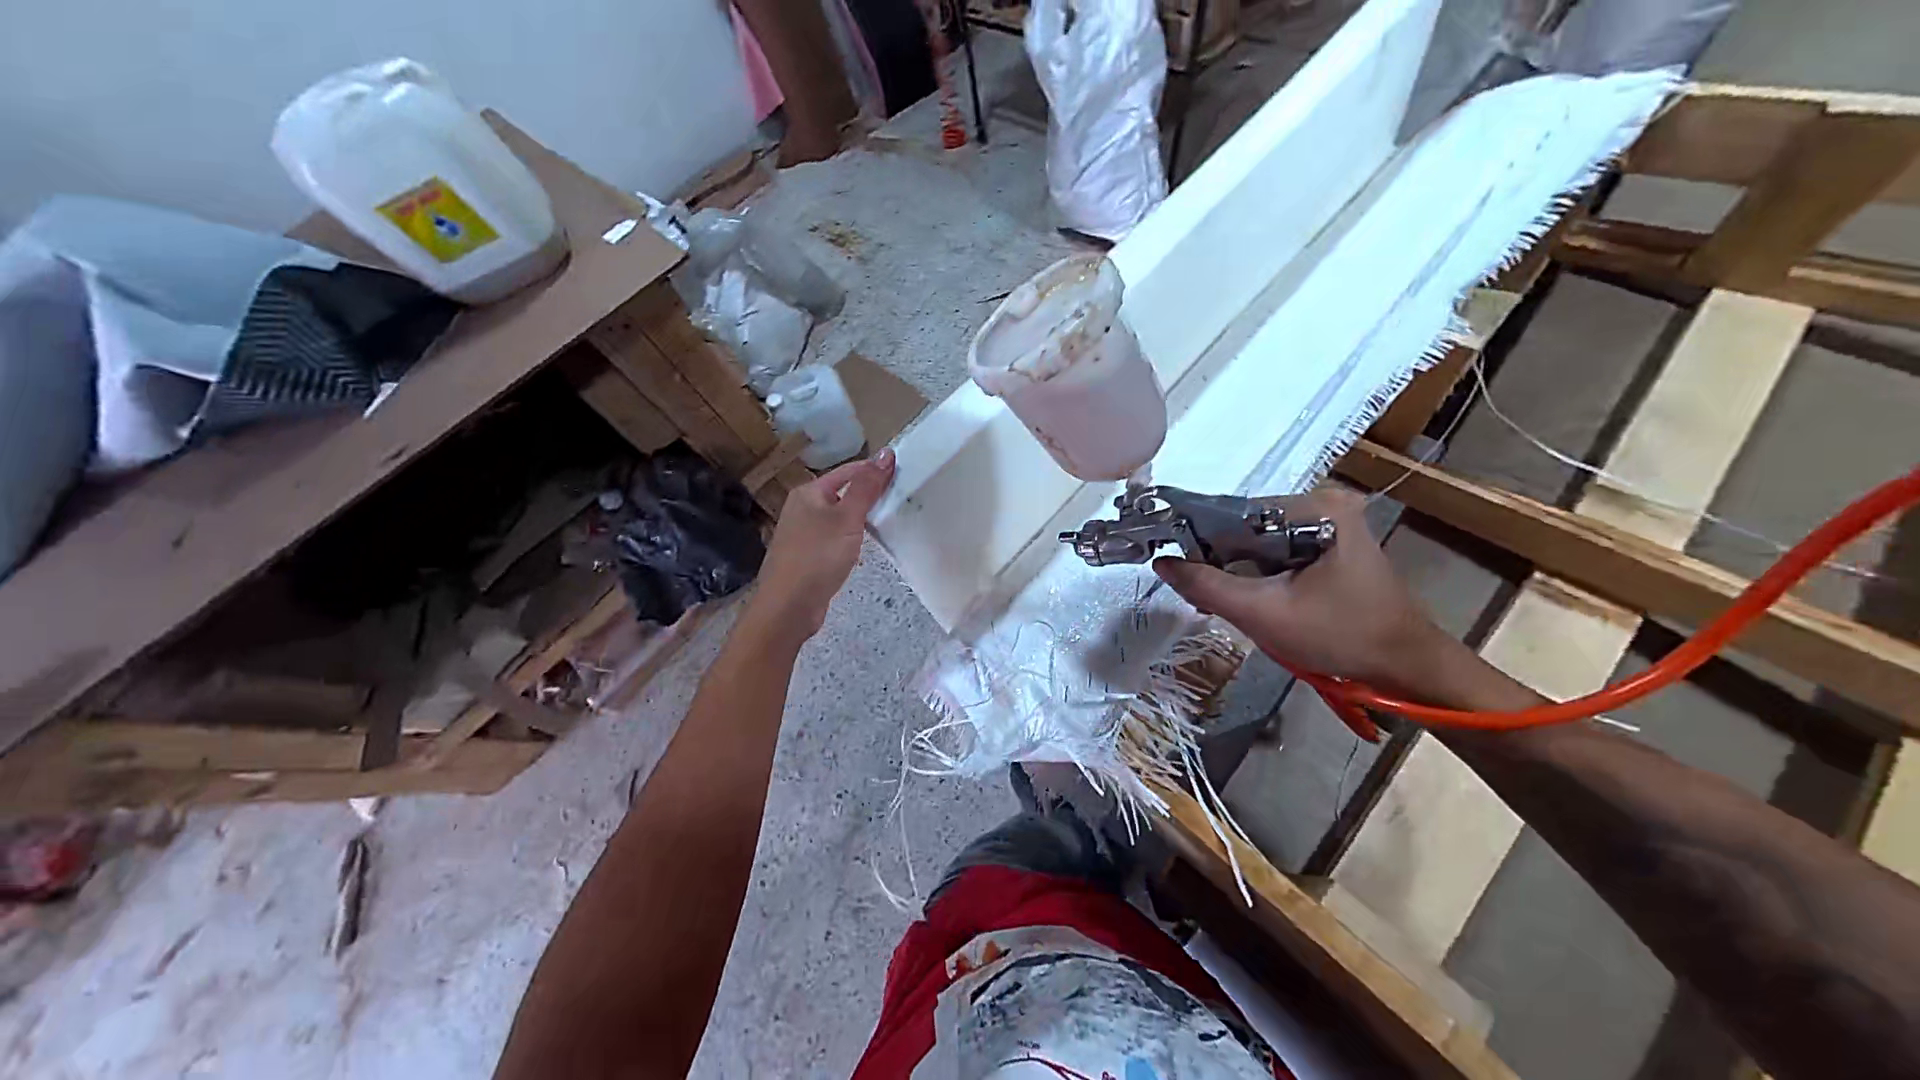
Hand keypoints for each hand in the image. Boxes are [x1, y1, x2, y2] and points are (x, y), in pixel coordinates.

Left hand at [746, 449, 895, 642]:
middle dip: (870, 496)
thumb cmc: (817, 557)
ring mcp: (803, 534)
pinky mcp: (808, 557)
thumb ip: (867, 487)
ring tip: (889, 522)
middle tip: (901, 500)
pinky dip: (852, 539)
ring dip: (862, 519)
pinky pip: (835, 539)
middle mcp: (802, 508)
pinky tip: (864, 549)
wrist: (788, 606)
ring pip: (839, 518)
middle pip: (843, 493)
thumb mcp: (847, 518)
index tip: (904, 475)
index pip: (848, 471)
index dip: (874, 471)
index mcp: (808, 493)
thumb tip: (886, 453)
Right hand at [1152, 487, 1462, 696]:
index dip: (1201, 543)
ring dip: (1235, 572)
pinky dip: (1256, 575)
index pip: (1235, 514)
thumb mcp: (1264, 613)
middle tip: (1204, 599)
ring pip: (1256, 542)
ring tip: (1222, 603)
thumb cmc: (1341, 636)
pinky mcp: (1329, 544)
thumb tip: (1160, 562)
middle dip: (1219, 562)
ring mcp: (1329, 523)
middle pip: (1244, 527)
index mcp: (1317, 507)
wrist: (1406, 668)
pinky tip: (1249, 600)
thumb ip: (1207, 586)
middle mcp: (1323, 503)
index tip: (1180, 573)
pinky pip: (1274, 552)